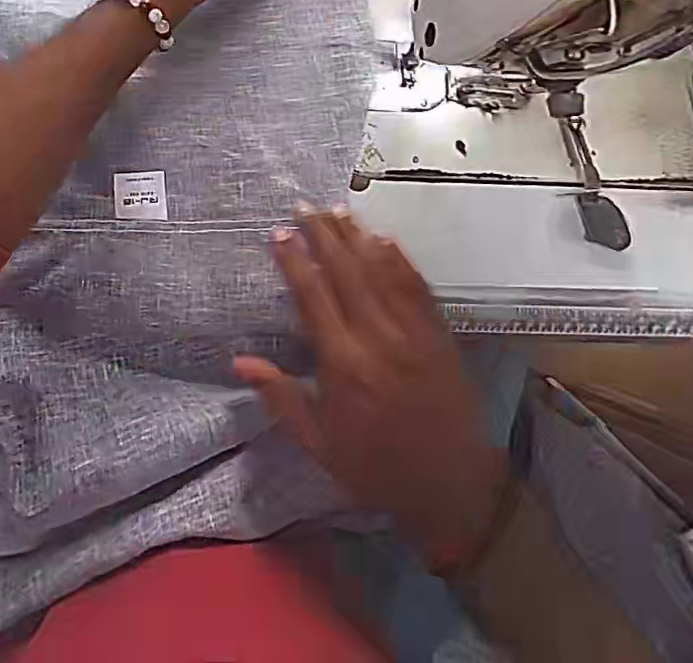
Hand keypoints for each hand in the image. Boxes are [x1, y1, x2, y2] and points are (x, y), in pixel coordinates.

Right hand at [234, 206, 506, 561]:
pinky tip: (385, 238)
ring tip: (337, 210)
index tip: (280, 232)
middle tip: (304, 206)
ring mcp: (412, 332)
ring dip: (357, 237)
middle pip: (347, 272)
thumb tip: (240, 362)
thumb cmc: (376, 466)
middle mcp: (377, 338)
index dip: (294, 261)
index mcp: (344, 363)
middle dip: (323, 234)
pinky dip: (400, 259)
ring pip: (381, 271)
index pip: (313, 297)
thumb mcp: (319, 443)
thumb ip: (280, 397)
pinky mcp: (438, 334)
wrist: (453, 485)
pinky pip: (417, 286)